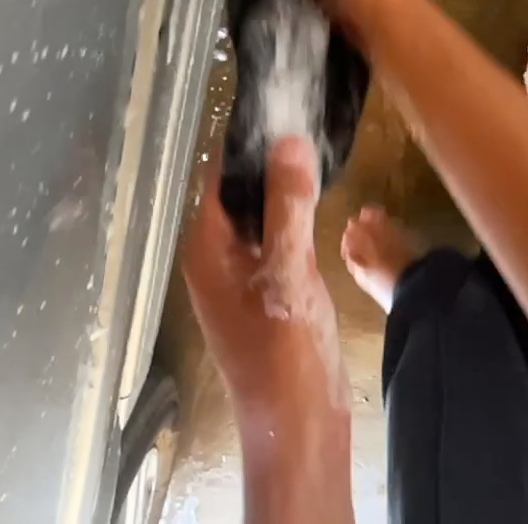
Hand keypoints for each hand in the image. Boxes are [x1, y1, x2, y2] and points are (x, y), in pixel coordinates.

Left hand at [181, 136, 346, 430]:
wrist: (300, 424)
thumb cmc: (285, 352)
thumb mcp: (288, 272)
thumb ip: (288, 205)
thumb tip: (288, 140)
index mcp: (206, 248)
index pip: (218, 173)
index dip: (247, 139)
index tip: (281, 103)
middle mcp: (217, 255)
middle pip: (239, 190)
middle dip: (270, 158)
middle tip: (308, 117)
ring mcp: (243, 272)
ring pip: (261, 211)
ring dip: (284, 185)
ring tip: (318, 145)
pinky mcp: (268, 286)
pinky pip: (276, 234)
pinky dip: (294, 212)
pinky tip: (321, 196)